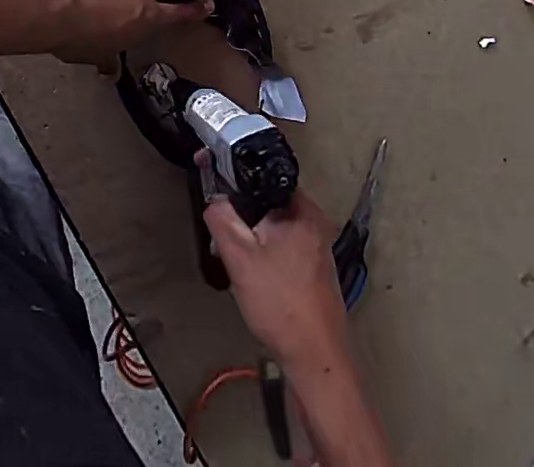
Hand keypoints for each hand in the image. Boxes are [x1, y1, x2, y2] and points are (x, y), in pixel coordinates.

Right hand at [203, 188, 349, 369]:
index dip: (237, 184)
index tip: (220, 194)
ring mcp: (319, 246)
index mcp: (303, 209)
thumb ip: (221, 220)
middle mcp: (316, 222)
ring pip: (275, 228)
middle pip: (268, 205)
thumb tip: (214, 200)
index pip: (264, 178)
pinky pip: (285, 248)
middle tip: (229, 241)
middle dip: (245, 220)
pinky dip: (269, 256)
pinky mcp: (317, 268)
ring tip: (244, 265)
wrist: (314, 356)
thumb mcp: (239, 258)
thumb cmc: (281, 305)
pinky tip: (260, 280)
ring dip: (256, 241)